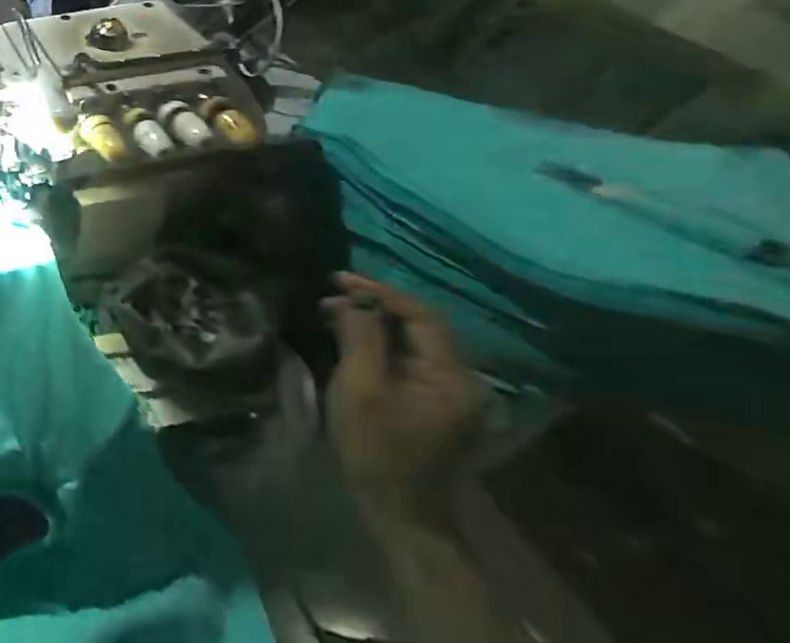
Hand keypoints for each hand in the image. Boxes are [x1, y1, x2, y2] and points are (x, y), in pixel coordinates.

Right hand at [324, 272, 484, 519]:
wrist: (399, 511)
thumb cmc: (377, 448)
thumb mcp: (361, 388)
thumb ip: (360, 338)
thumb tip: (355, 302)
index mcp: (452, 376)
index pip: (420, 314)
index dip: (379, 291)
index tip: (337, 278)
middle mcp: (460, 379)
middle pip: (418, 325)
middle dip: (373, 304)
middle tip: (330, 294)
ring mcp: (448, 393)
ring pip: (410, 341)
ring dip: (372, 323)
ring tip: (332, 312)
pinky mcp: (432, 403)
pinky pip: (406, 359)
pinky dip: (377, 343)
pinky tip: (349, 339)